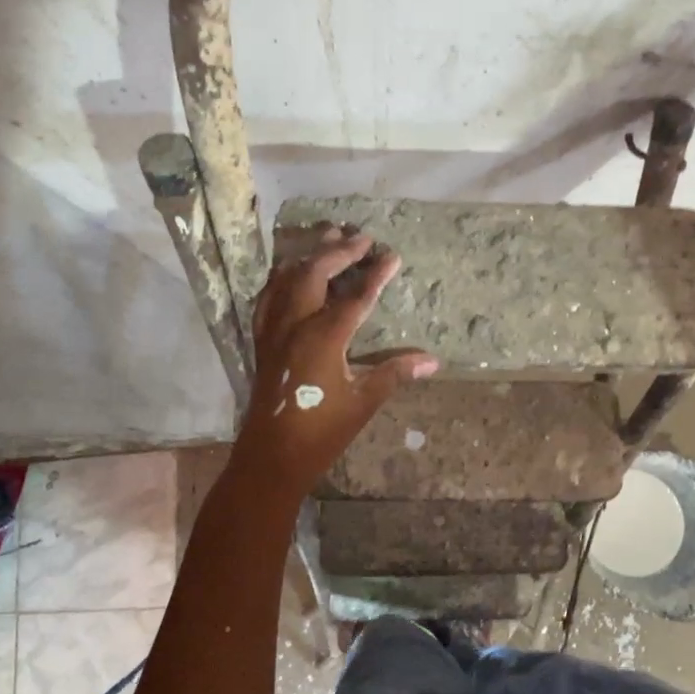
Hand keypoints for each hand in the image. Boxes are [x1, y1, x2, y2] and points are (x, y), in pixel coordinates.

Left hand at [235, 226, 438, 490]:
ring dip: (308, 257)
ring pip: (286, 279)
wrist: (272, 456)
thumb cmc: (322, 431)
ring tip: (327, 238)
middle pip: (314, 273)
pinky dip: (283, 279)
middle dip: (338, 251)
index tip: (392, 255)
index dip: (376, 274)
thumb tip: (432, 360)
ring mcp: (273, 331)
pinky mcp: (261, 341)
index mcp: (323, 336)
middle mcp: (294, 324)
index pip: (355, 296)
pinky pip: (268, 297)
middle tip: (360, 237)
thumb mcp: (364, 401)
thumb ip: (395, 373)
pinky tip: (290, 274)